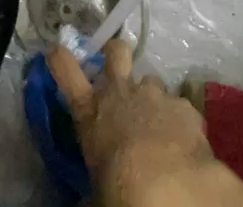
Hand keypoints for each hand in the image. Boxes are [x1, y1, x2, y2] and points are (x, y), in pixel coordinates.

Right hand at [50, 39, 242, 206]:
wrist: (168, 186)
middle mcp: (120, 93)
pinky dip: (181, 122)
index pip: (65, 69)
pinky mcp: (184, 106)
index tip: (57, 52)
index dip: (60, 58)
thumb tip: (86, 202)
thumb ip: (91, 184)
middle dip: (117, 53)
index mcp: (90, 111)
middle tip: (120, 68)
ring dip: (152, 97)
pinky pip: (180, 108)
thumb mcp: (95, 187)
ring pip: (152, 81)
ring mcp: (154, 95)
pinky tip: (185, 142)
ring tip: (158, 122)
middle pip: (116, 52)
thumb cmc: (118, 186)